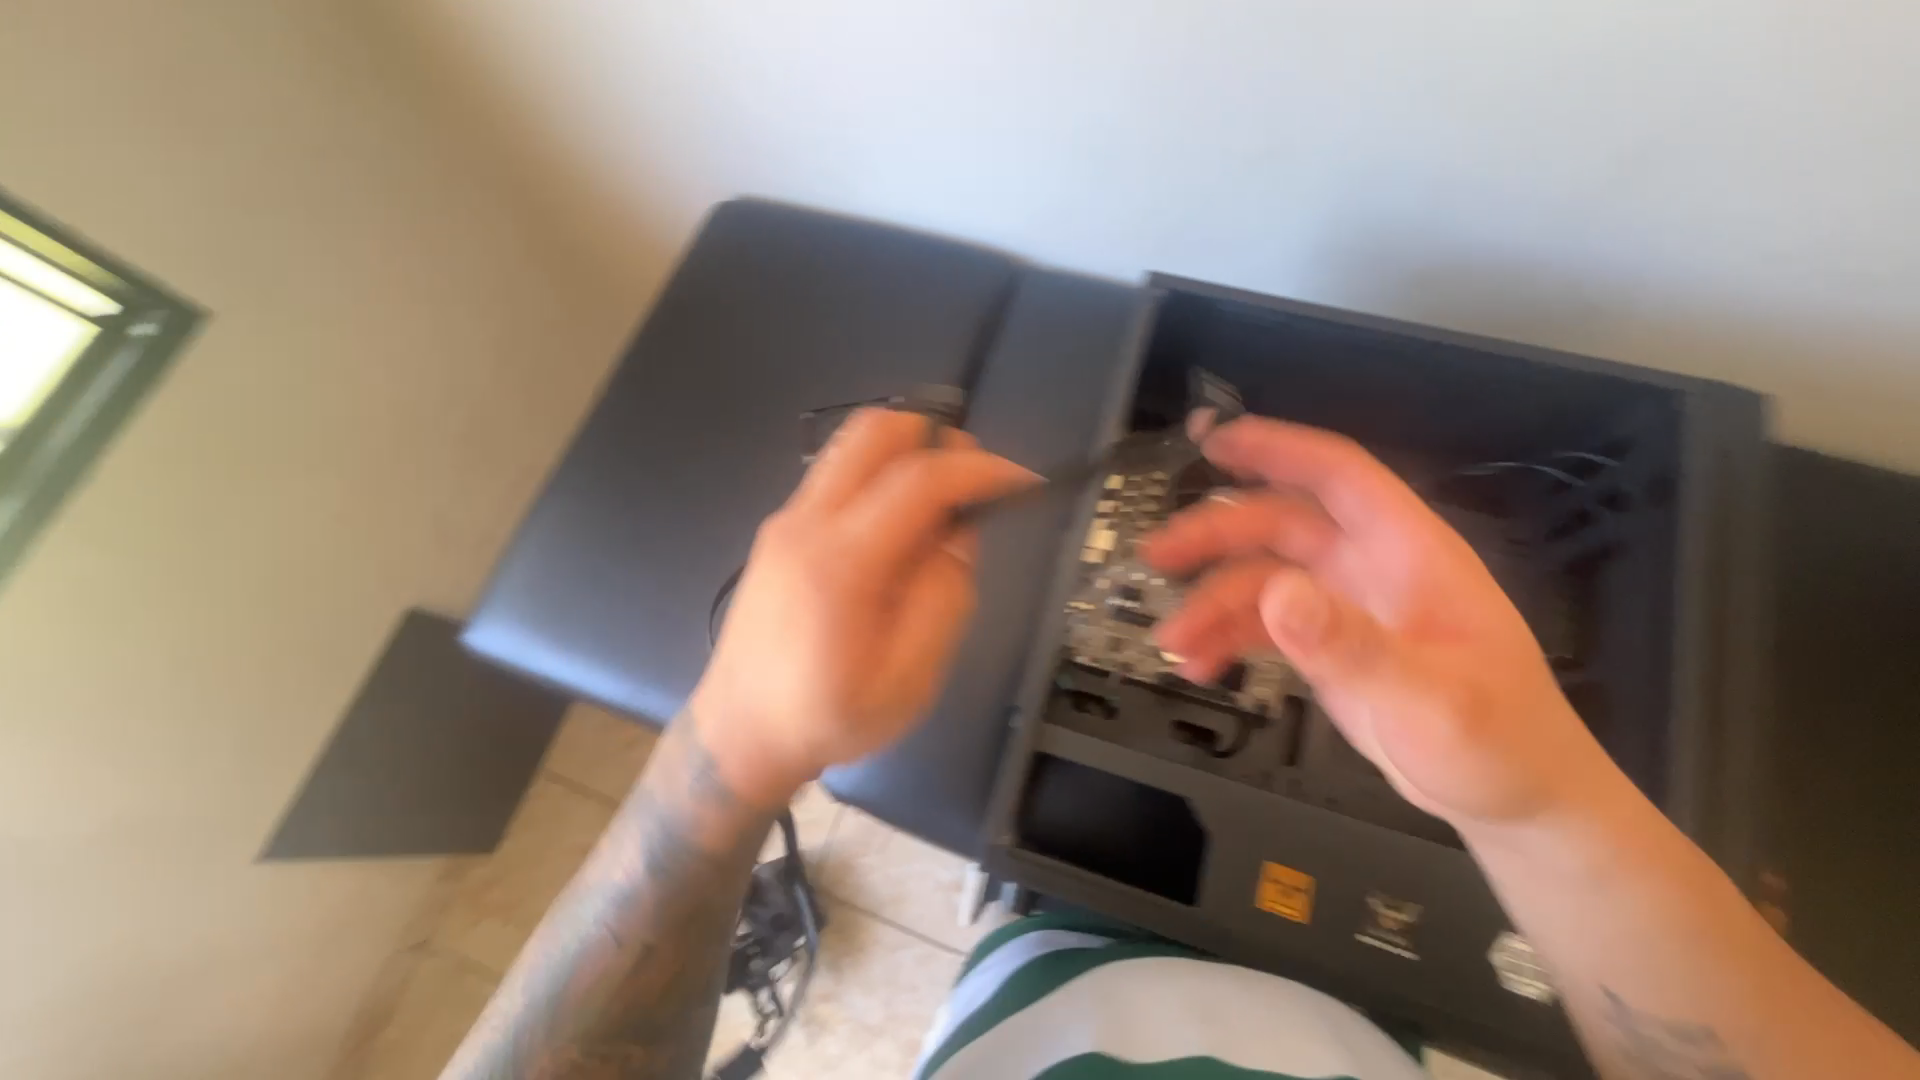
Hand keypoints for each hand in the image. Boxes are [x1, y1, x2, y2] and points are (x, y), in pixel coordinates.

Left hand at [688, 407, 1035, 805]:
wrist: (739, 734)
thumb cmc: (828, 717)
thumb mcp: (909, 679)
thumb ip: (944, 597)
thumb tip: (959, 531)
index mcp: (841, 563)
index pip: (918, 480)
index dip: (978, 469)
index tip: (1020, 481)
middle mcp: (806, 523)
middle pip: (874, 432)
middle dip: (936, 439)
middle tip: (976, 482)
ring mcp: (785, 522)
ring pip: (852, 447)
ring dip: (907, 456)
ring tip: (941, 510)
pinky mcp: (779, 531)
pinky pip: (837, 477)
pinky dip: (880, 479)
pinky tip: (898, 534)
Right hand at [1140, 418, 1619, 829]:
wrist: (1510, 797)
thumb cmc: (1496, 740)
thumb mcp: (1431, 697)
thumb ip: (1352, 645)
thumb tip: (1277, 593)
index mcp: (1407, 551)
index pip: (1337, 475)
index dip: (1276, 449)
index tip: (1213, 442)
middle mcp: (1367, 566)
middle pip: (1277, 526)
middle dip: (1213, 535)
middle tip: (1156, 556)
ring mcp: (1341, 607)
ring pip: (1258, 579)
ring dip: (1209, 604)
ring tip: (1171, 642)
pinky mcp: (1323, 646)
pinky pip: (1260, 627)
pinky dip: (1224, 641)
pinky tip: (1199, 666)